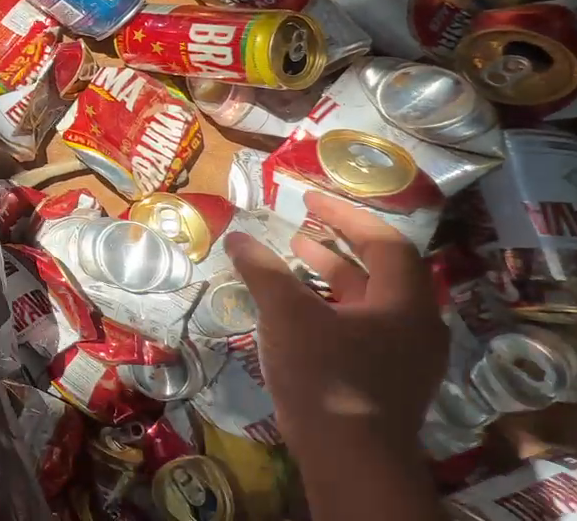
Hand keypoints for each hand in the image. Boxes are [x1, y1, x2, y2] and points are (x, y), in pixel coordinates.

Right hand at [224, 191, 446, 453]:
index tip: (310, 199)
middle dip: (338, 242)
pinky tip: (291, 302)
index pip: (387, 244)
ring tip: (289, 255)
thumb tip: (238, 237)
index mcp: (405, 307)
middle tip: (299, 222)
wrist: (347, 452)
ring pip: (367, 298)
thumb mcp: (286, 312)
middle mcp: (413, 326)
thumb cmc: (324, 372)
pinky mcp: (381, 373)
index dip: (348, 216)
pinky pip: (358, 321)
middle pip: (381, 271)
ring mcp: (401, 353)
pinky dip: (326, 300)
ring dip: (329, 271)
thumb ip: (263, 270)